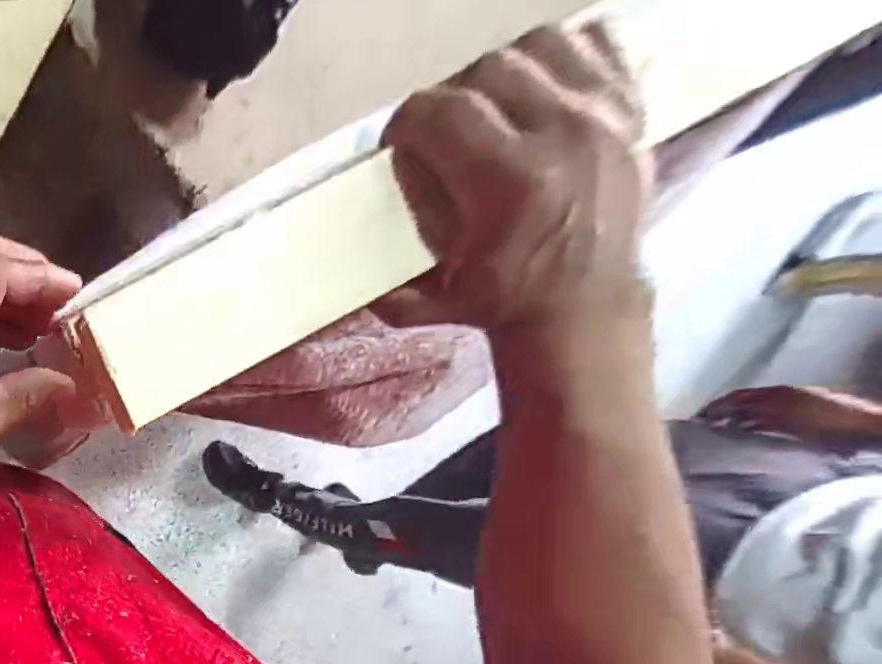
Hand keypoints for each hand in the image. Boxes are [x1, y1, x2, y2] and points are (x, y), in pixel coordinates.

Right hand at [375, 25, 653, 361]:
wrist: (581, 301)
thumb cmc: (497, 301)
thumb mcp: (422, 303)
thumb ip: (381, 279)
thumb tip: (352, 249)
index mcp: (509, 185)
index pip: (443, 112)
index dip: (406, 121)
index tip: (397, 144)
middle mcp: (563, 135)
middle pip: (487, 71)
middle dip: (446, 98)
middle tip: (433, 132)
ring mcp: (604, 113)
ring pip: (537, 47)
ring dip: (497, 72)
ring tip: (480, 107)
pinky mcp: (630, 104)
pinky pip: (593, 41)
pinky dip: (555, 56)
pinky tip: (532, 88)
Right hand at [701, 385, 881, 440]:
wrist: (866, 428)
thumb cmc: (824, 417)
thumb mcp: (783, 409)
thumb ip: (748, 407)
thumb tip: (716, 409)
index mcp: (777, 392)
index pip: (734, 396)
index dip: (713, 405)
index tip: (693, 419)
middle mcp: (780, 398)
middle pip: (742, 404)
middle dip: (719, 414)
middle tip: (699, 428)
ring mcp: (789, 412)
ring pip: (750, 415)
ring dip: (732, 422)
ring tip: (715, 434)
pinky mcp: (795, 426)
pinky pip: (763, 426)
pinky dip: (747, 430)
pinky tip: (739, 438)